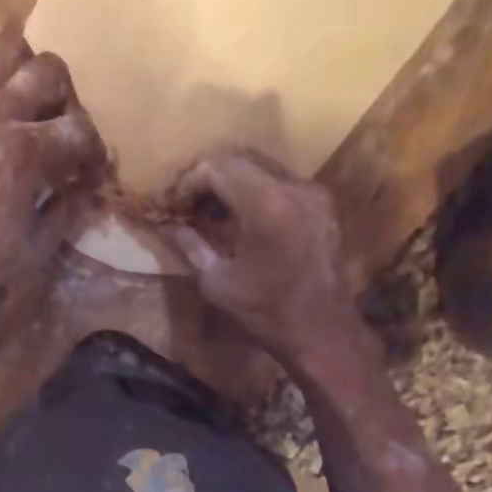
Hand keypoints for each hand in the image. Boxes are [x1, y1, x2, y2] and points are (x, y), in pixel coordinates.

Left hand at [0, 40, 105, 340]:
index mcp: (24, 152)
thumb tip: (88, 186)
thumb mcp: (37, 245)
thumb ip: (69, 208)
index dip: (95, 152)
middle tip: (65, 134)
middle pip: (50, 70)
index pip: (79, 130)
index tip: (93, 172)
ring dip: (30, 74)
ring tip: (33, 111)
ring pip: (10, 51)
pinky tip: (2, 116)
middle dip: (69, 101)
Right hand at [163, 150, 358, 367]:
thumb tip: (169, 226)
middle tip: (188, 202)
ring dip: (233, 182)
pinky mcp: (322, 205)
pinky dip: (256, 192)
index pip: (219, 166)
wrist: (322, 332)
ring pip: (263, 168)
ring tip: (211, 210)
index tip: (173, 203)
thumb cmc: (265, 313)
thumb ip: (192, 246)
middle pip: (242, 159)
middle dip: (209, 176)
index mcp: (266, 205)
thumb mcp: (217, 283)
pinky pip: (281, 184)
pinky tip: (241, 218)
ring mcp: (313, 193)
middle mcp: (294, 188)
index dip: (190, 179)